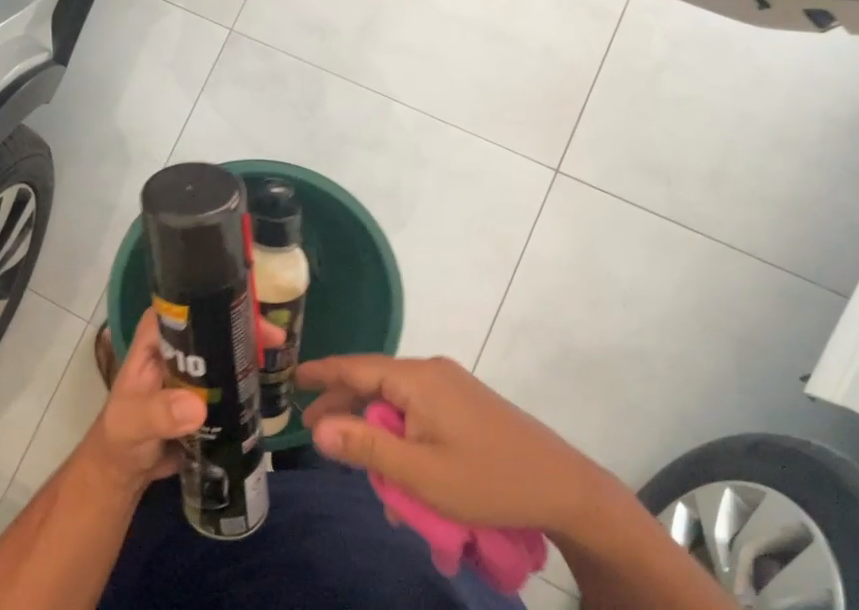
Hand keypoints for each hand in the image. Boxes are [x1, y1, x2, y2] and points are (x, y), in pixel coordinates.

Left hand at [79, 310, 287, 488]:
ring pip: (222, 355)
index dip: (205, 305)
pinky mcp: (207, 400)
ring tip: (279, 357)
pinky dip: (248, 384)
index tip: (238, 309)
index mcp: (152, 347)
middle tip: (273, 337)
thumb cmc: (120, 437)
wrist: (128, 471)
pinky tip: (269, 386)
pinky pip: (229, 385)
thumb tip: (197, 407)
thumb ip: (158, 414)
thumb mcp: (133, 423)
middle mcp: (175, 354)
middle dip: (239, 328)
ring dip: (248, 354)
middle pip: (208, 329)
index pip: (177, 312)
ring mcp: (192, 377)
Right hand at [297, 354, 626, 536]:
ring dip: (374, 429)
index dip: (319, 375)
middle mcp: (432, 372)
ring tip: (357, 461)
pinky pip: (419, 412)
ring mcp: (453, 387)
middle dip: (343, 409)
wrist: (569, 491)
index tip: (289, 380)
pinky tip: (398, 466)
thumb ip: (365, 447)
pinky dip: (400, 433)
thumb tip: (318, 429)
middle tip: (316, 435)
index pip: (353, 367)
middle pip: (373, 383)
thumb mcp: (419, 472)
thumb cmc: (489, 480)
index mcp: (416, 378)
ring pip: (396, 402)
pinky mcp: (467, 405)